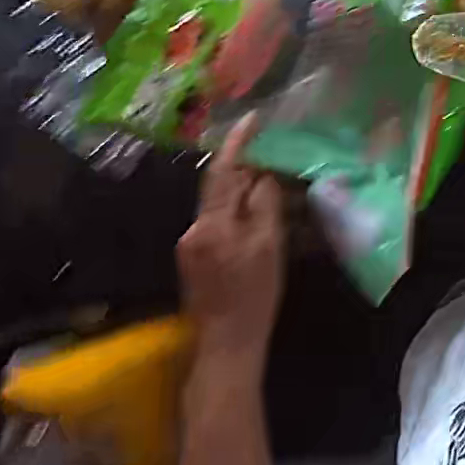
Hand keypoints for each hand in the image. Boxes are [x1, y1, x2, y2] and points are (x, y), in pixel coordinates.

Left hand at [177, 114, 284, 362]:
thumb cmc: (254, 295)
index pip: (224, 171)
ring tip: (272, 178)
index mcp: (211, 223)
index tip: (253, 118)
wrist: (226, 347)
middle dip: (246, 165)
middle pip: (221, 185)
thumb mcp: (269, 245)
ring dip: (245, 188)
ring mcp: (191, 244)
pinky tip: (259, 212)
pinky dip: (239, 210)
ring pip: (222, 204)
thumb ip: (265, 204)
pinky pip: (220, 221)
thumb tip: (263, 173)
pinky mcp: (195, 258)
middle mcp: (194, 228)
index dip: (239, 142)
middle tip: (273, 149)